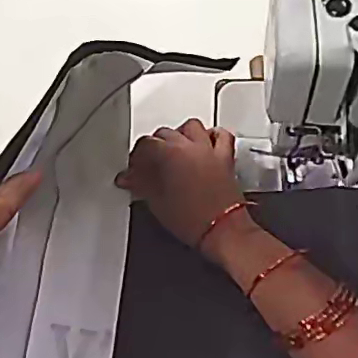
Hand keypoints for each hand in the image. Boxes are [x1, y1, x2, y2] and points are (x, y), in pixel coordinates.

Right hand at [116, 118, 246, 250]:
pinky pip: (221, 136)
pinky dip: (212, 135)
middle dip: (154, 145)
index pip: (145, 145)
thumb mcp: (157, 203)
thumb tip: (132, 179)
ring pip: (192, 127)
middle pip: (166, 133)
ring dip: (181, 134)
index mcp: (169, 154)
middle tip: (149, 163)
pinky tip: (205, 143)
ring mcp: (209, 150)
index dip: (136, 157)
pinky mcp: (225, 158)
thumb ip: (141, 184)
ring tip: (174, 149)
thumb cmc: (193, 220)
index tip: (134, 169)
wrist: (222, 230)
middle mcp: (189, 147)